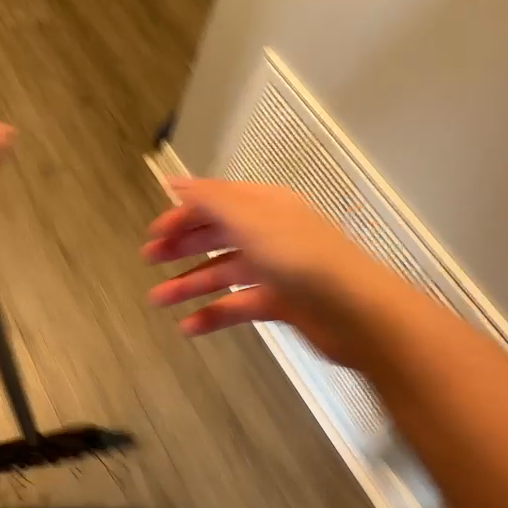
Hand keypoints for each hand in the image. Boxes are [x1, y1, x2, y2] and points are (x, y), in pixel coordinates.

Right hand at [142, 178, 426, 370]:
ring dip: (190, 283)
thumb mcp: (250, 219)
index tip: (153, 231)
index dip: (184, 213)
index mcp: (264, 206)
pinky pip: (239, 305)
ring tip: (158, 299)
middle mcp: (269, 233)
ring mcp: (276, 269)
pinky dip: (214, 314)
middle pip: (217, 234)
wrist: (358, 312)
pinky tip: (189, 327)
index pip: (216, 201)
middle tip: (150, 259)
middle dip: (182, 246)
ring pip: (224, 272)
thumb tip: (176, 181)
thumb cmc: (301, 257)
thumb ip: (210, 199)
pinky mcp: (282, 303)